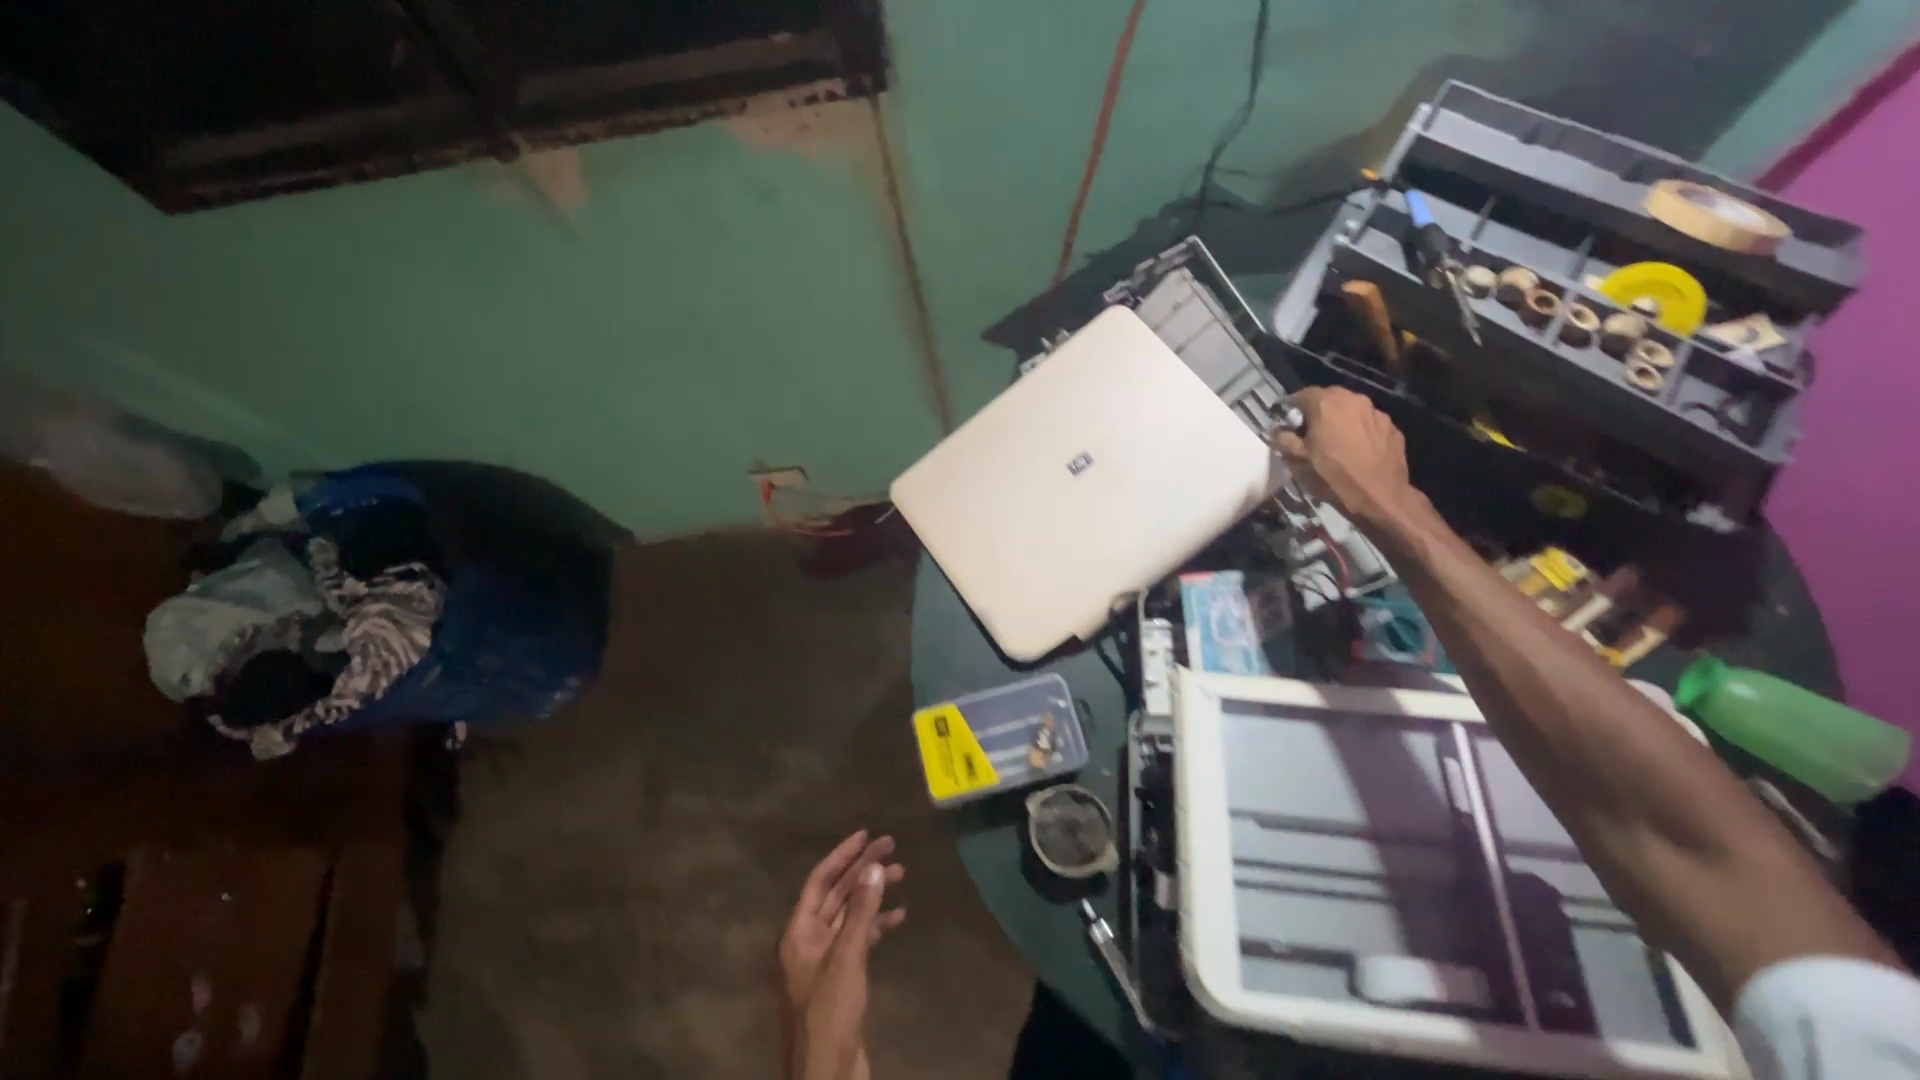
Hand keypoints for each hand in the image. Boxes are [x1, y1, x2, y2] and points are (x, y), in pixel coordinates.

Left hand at [796, 861, 889, 1079]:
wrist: (827, 1070)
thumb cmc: (829, 1012)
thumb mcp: (846, 959)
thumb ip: (860, 913)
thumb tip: (872, 868)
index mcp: (798, 931)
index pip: (820, 881)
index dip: (842, 855)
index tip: (866, 834)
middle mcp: (808, 940)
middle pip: (836, 894)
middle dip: (861, 870)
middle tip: (891, 847)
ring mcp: (824, 960)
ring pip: (849, 916)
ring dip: (872, 895)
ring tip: (900, 874)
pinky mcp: (841, 978)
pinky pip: (858, 940)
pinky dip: (877, 926)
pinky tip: (899, 916)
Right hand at [1274, 386, 1418, 529]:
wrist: (1378, 495)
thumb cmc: (1332, 476)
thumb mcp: (1297, 460)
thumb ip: (1284, 439)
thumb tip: (1280, 430)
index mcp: (1326, 404)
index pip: (1303, 394)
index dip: (1294, 408)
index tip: (1290, 423)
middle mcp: (1353, 400)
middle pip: (1330, 398)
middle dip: (1320, 412)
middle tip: (1314, 433)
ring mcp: (1376, 412)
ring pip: (1352, 409)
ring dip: (1342, 420)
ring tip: (1339, 442)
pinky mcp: (1391, 427)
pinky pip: (1370, 423)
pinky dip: (1362, 431)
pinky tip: (1359, 451)